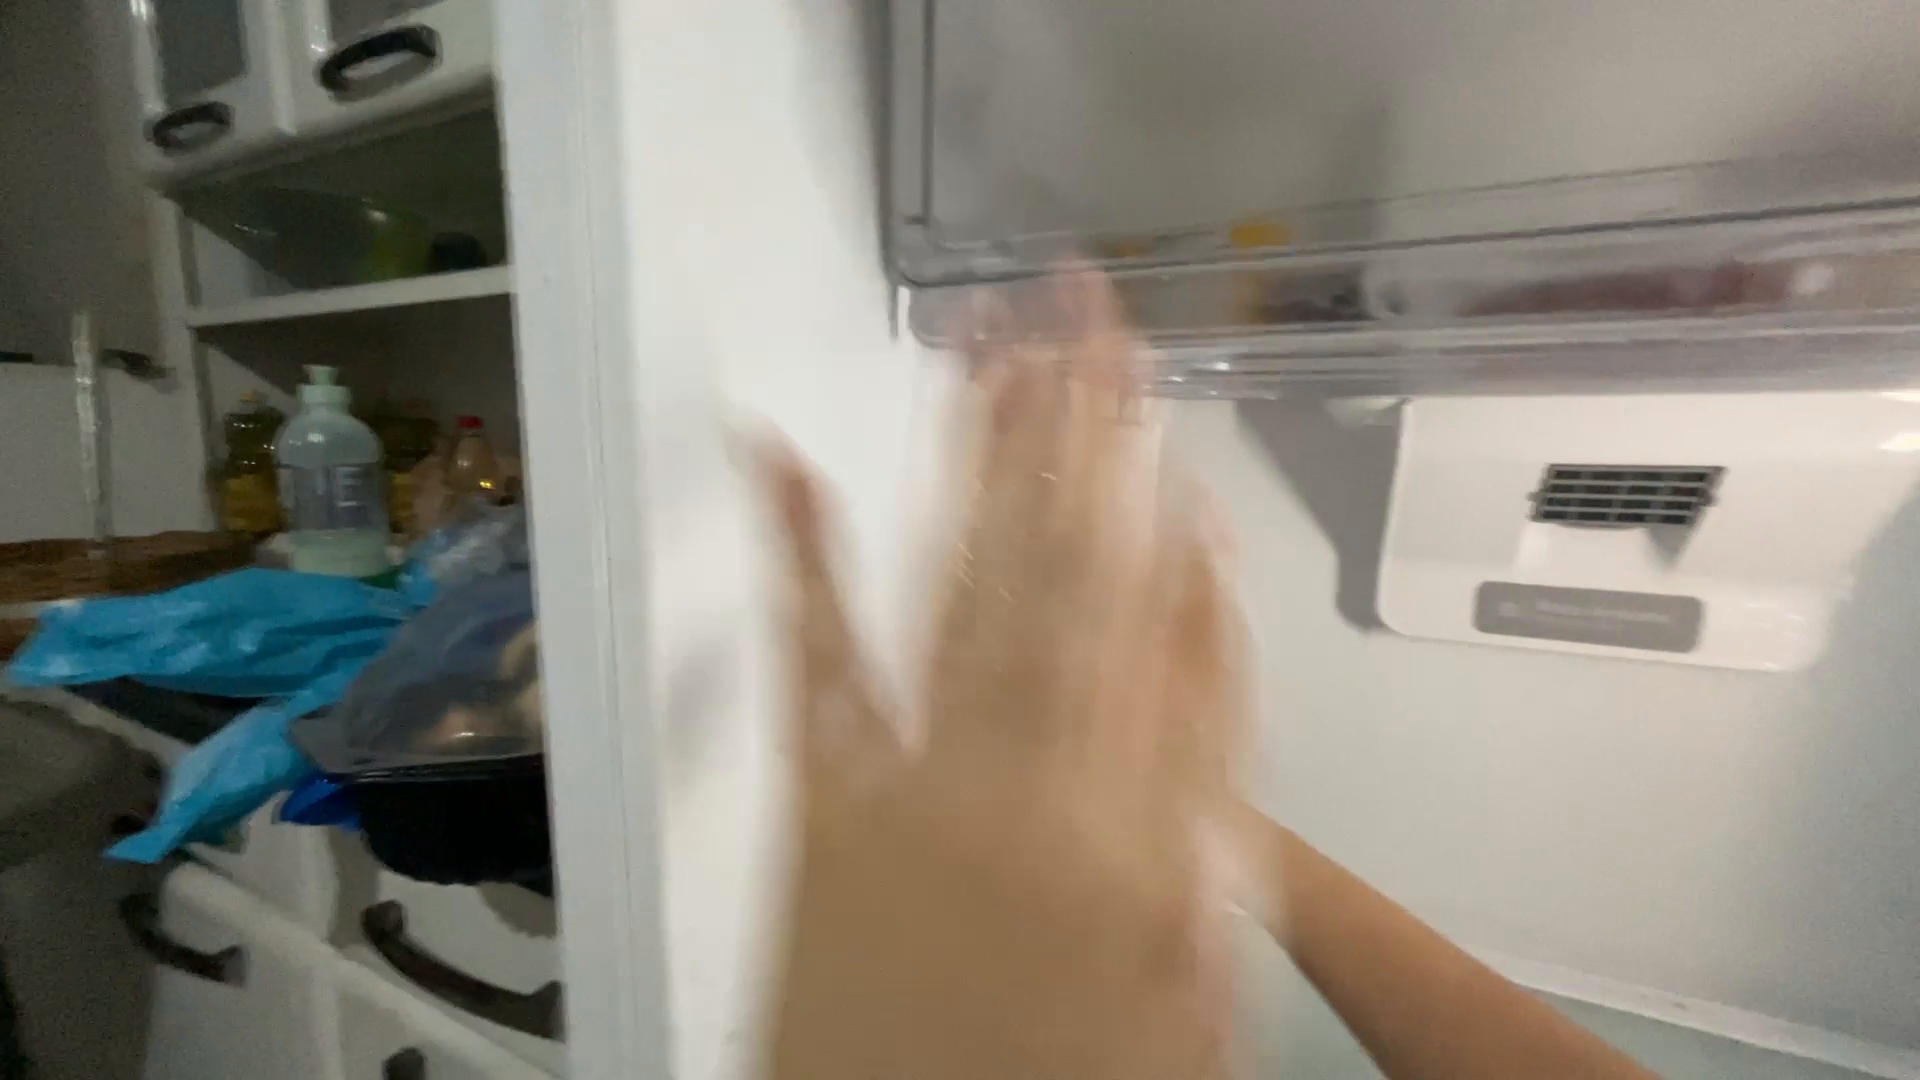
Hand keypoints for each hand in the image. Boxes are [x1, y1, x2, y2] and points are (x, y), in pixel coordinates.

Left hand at [763, 270, 1245, 1079]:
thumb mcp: (1186, 1002)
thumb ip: (1214, 857)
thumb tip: (1215, 713)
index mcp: (1140, 848)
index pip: (1180, 650)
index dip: (1179, 531)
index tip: (1172, 437)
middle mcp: (1032, 788)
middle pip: (1075, 575)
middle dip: (1088, 431)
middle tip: (1090, 317)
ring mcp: (913, 780)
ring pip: (970, 583)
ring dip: (991, 454)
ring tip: (1004, 346)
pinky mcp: (815, 796)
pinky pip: (808, 656)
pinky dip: (795, 547)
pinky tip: (783, 456)